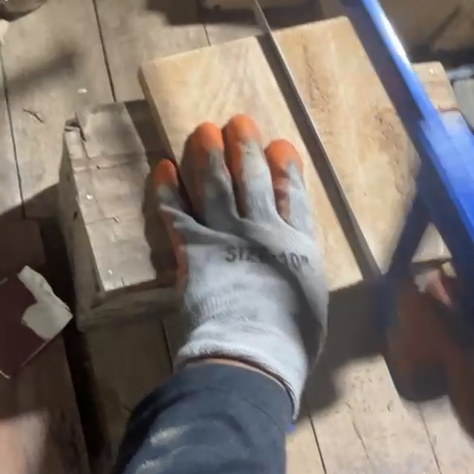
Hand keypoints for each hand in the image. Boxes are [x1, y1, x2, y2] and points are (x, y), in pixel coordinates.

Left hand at [151, 115, 326, 415]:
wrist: (251, 351)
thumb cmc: (289, 339)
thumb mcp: (310, 301)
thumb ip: (299, 273)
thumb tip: (292, 268)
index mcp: (298, 244)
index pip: (294, 196)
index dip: (286, 169)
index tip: (280, 146)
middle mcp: (262, 229)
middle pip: (254, 179)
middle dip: (246, 147)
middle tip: (239, 121)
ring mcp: (225, 235)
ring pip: (217, 185)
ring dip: (210, 154)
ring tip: (204, 130)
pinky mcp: (192, 248)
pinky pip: (176, 211)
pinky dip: (168, 189)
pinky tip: (163, 168)